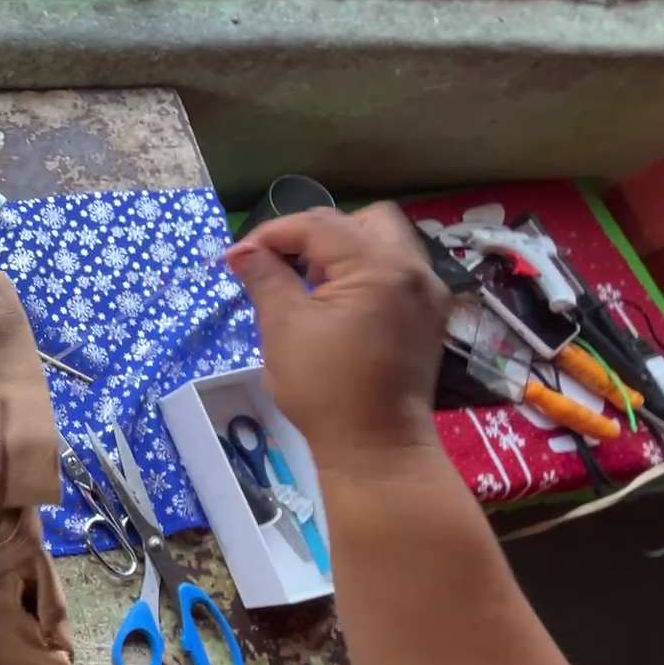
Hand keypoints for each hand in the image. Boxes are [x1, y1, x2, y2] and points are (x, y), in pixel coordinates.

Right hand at [225, 204, 449, 469]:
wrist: (373, 441)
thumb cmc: (322, 385)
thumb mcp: (282, 325)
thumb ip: (265, 277)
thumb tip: (242, 252)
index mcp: (378, 268)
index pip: (319, 225)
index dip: (271, 234)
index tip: (237, 259)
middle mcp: (413, 269)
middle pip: (362, 222)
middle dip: (312, 234)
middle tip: (278, 264)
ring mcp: (426, 292)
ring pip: (382, 243)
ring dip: (338, 251)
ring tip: (304, 282)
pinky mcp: (426, 314)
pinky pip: (392, 271)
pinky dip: (358, 272)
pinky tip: (331, 302)